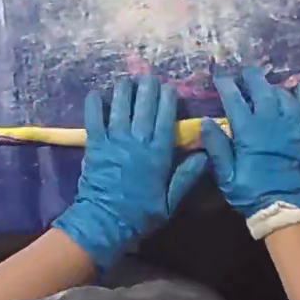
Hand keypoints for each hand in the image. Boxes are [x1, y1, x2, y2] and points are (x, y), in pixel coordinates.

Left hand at [53, 75, 210, 270]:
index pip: (166, 117)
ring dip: (124, 90)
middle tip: (148, 76)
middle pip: (144, 106)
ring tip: (127, 79)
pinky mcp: (94, 145)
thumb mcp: (171, 201)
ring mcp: (114, 141)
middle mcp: (137, 141)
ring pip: (120, 107)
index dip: (168, 99)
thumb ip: (187, 176)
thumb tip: (205, 155)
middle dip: (147, 88)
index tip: (169, 87)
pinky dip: (95, 105)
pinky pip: (94, 119)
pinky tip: (97, 93)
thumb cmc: (141, 214)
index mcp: (158, 153)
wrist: (104, 222)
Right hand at [200, 66, 299, 224]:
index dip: (226, 84)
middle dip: (252, 78)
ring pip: (285, 96)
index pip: (235, 99)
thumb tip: (206, 121)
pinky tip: (297, 89)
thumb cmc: (250, 192)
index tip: (220, 76)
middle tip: (244, 73)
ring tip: (266, 85)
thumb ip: (216, 146)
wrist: (285, 209)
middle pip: (263, 90)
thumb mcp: (225, 174)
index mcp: (248, 131)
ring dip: (274, 87)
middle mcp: (272, 123)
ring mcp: (294, 127)